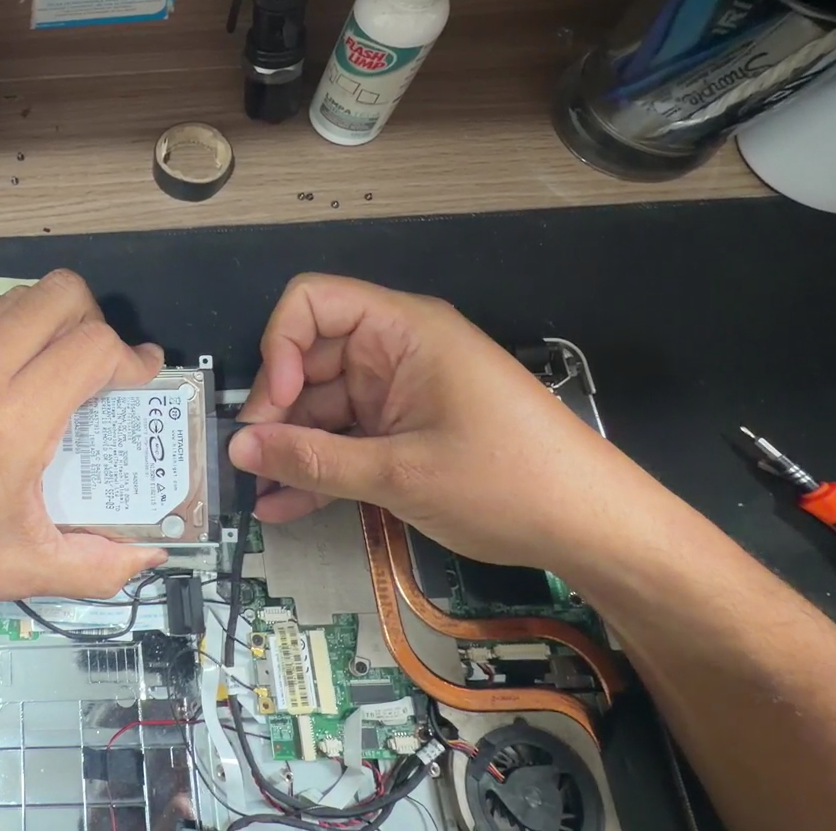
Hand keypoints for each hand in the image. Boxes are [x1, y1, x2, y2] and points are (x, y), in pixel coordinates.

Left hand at [0, 269, 168, 632]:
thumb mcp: (24, 570)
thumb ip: (102, 563)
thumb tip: (149, 555)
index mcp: (8, 423)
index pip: (91, 346)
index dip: (130, 358)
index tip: (142, 379)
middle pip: (59, 294)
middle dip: (96, 321)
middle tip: (102, 368)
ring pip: (18, 299)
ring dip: (54, 322)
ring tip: (61, 372)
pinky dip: (13, 335)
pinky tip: (11, 386)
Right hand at [227, 274, 674, 573]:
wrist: (598, 533)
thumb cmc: (508, 482)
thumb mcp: (401, 473)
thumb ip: (312, 459)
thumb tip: (237, 450)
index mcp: (401, 331)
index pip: (312, 302)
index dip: (280, 345)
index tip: (276, 403)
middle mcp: (393, 351)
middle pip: (306, 360)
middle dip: (275, 410)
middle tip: (253, 463)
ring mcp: (396, 393)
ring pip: (320, 407)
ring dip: (290, 450)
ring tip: (260, 495)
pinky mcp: (402, 431)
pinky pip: (344, 440)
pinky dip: (318, 468)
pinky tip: (285, 505)